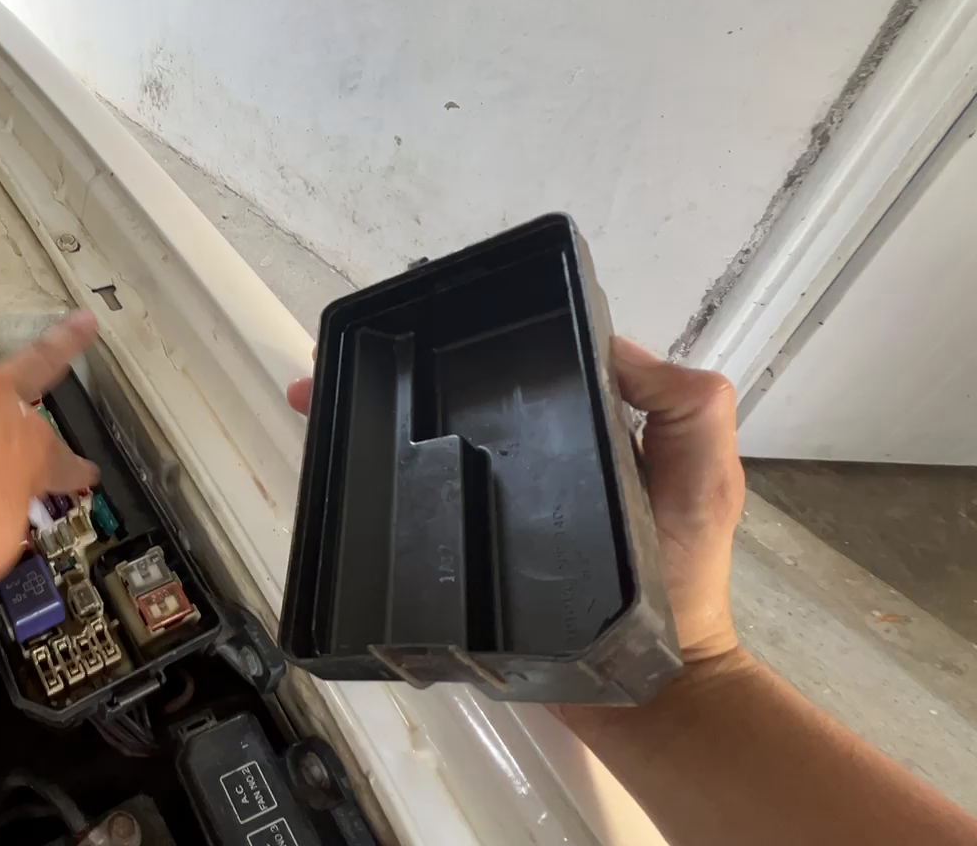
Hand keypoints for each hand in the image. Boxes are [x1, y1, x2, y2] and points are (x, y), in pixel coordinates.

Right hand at [285, 337, 744, 664]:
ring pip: (406, 445)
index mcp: (561, 431)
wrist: (642, 683)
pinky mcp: (451, 540)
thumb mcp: (701, 483)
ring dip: (356, 416)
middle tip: (330, 364)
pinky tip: (328, 459)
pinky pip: (400, 497)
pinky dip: (362, 473)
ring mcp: (475, 499)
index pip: (501, 375)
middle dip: (381, 378)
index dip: (454, 345)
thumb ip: (686, 411)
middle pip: (435, 404)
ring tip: (310, 396)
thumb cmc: (677, 580)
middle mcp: (508, 457)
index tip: (410, 326)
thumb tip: (610, 344)